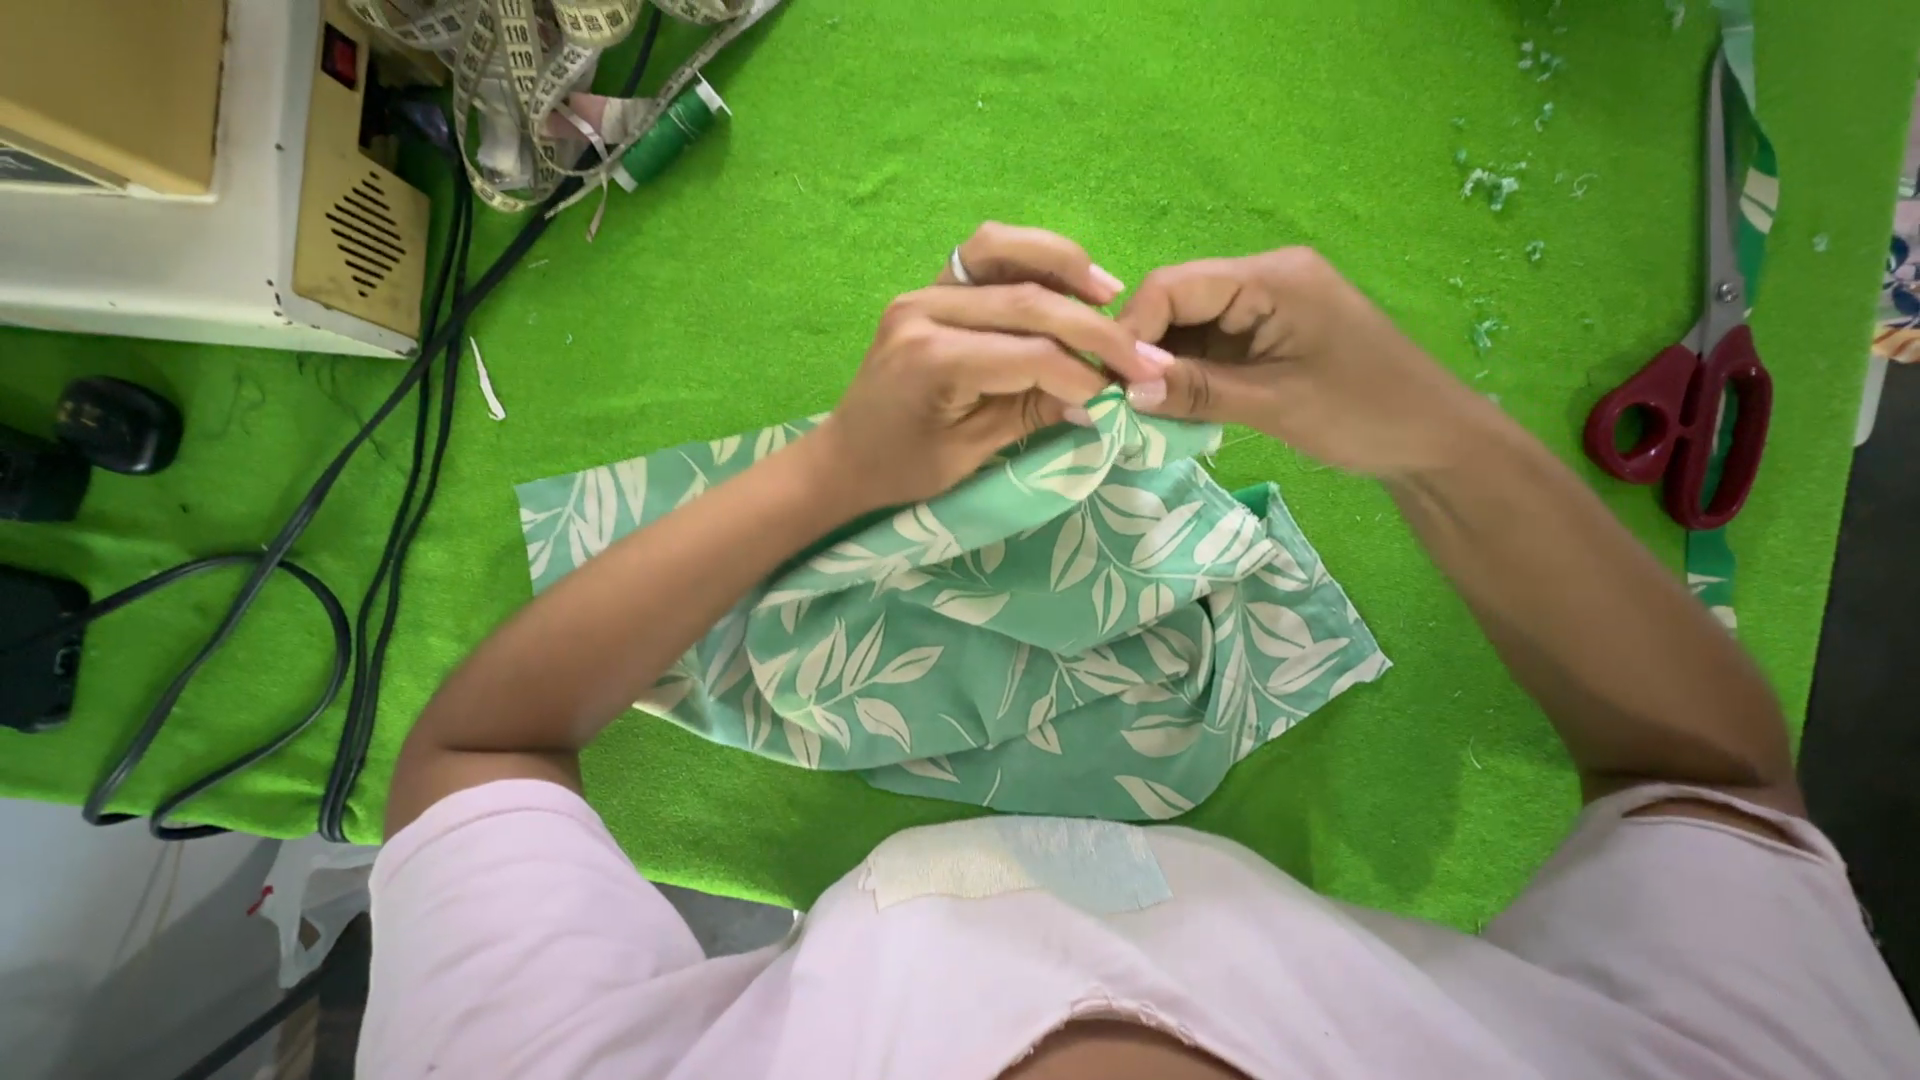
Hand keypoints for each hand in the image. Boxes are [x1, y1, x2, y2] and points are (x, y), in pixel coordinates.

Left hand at [805, 223, 1171, 510]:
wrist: (844, 456)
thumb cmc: (901, 469)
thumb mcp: (970, 454)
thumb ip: (1033, 413)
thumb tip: (1100, 398)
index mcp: (933, 360)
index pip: (1030, 353)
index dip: (1086, 372)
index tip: (1125, 392)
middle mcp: (925, 310)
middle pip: (1028, 300)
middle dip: (1093, 328)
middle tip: (1139, 355)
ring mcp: (922, 291)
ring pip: (1003, 249)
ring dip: (1064, 266)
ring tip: (1109, 296)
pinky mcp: (928, 289)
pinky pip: (985, 256)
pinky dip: (1031, 261)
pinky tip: (1067, 284)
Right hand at [1118, 248, 1503, 476]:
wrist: (1434, 439)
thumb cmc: (1364, 414)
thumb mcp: (1274, 404)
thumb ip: (1196, 391)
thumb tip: (1124, 390)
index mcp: (1272, 277)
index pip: (1173, 286)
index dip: (1132, 331)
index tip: (1109, 385)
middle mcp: (1264, 279)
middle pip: (1176, 303)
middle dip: (1143, 351)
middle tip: (1115, 403)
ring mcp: (1266, 307)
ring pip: (1188, 328)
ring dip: (1162, 368)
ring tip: (1137, 410)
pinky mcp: (1267, 335)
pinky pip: (1210, 348)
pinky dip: (1187, 376)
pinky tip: (1171, 406)